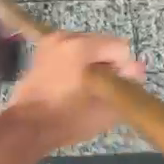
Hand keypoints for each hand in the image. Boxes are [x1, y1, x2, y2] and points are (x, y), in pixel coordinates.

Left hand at [1, 31, 144, 152]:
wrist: (27, 126)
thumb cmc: (69, 118)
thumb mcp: (107, 107)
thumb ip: (127, 84)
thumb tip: (137, 67)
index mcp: (80, 46)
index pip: (120, 48)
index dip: (125, 69)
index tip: (117, 88)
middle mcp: (64, 37)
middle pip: (102, 44)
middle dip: (108, 64)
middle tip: (103, 90)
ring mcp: (50, 43)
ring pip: (86, 47)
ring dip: (92, 64)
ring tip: (86, 89)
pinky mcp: (41, 53)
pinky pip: (70, 52)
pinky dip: (77, 64)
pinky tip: (73, 85)